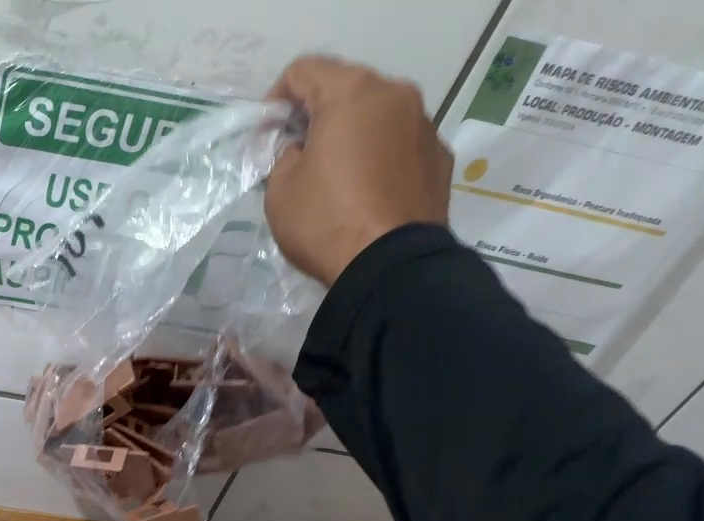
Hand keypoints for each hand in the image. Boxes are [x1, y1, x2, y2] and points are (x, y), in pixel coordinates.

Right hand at [265, 56, 453, 284]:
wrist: (389, 267)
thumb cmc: (325, 222)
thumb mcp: (280, 190)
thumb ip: (284, 155)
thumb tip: (300, 149)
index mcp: (351, 95)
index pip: (303, 71)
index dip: (275, 101)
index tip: (265, 138)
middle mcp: (395, 96)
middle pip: (345, 87)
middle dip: (315, 115)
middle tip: (293, 154)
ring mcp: (423, 125)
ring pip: (376, 115)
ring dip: (350, 134)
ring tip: (331, 176)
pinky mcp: (438, 157)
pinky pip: (398, 144)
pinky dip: (377, 157)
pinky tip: (363, 193)